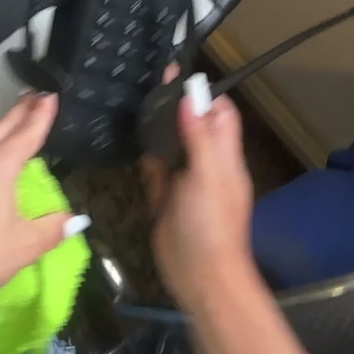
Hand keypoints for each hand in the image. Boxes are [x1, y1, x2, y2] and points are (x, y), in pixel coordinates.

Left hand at [0, 93, 84, 305]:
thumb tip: (76, 219)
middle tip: (39, 94)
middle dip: (23, 109)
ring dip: (6, 125)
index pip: (26, 132)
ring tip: (21, 117)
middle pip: (4, 126)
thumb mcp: (23, 247)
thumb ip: (53, 229)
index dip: (41, 113)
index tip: (51, 93)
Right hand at [141, 66, 258, 311]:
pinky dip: (145, 156)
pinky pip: (154, 168)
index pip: (220, 112)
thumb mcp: (207, 174)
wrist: (200, 278)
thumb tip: (189, 93)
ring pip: (171, 144)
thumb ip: (198, 135)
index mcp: (224, 155)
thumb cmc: (210, 224)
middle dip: (174, 105)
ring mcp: (185, 180)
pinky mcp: (165, 196)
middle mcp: (205, 163)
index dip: (203, 93)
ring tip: (133, 101)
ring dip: (156, 128)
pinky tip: (129, 140)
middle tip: (147, 82)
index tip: (175, 74)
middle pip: (192, 123)